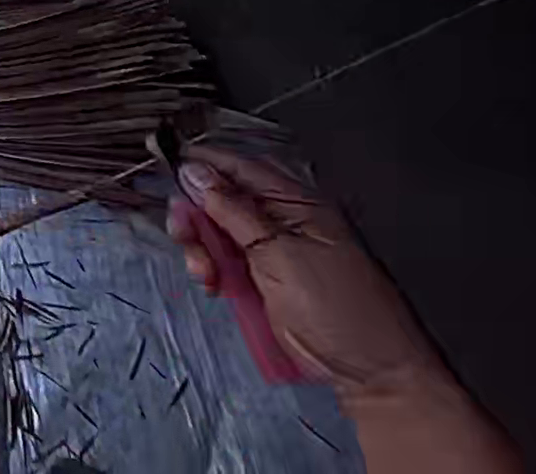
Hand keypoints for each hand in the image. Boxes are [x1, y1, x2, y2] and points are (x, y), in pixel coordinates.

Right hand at [166, 147, 441, 401]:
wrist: (373, 379)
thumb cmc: (340, 309)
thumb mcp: (279, 253)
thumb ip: (231, 209)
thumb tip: (193, 170)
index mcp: (295, 203)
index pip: (238, 166)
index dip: (200, 160)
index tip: (162, 155)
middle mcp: (279, 219)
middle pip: (217, 197)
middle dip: (194, 213)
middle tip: (182, 230)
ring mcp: (268, 249)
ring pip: (212, 229)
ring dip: (199, 246)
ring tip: (205, 271)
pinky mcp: (259, 277)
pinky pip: (219, 258)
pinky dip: (209, 268)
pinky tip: (214, 284)